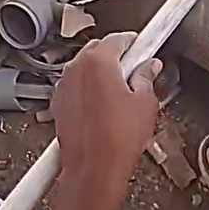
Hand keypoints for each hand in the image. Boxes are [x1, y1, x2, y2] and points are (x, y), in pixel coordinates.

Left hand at [52, 32, 161, 209]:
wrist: (93, 171)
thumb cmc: (116, 140)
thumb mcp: (145, 104)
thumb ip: (146, 78)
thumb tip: (150, 68)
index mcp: (98, 61)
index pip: (118, 38)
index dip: (135, 41)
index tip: (144, 45)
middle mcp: (76, 69)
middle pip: (98, 50)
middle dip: (117, 55)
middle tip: (137, 68)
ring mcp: (64, 86)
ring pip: (85, 68)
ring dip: (101, 72)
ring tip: (121, 91)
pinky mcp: (58, 104)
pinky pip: (76, 87)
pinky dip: (88, 89)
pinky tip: (104, 106)